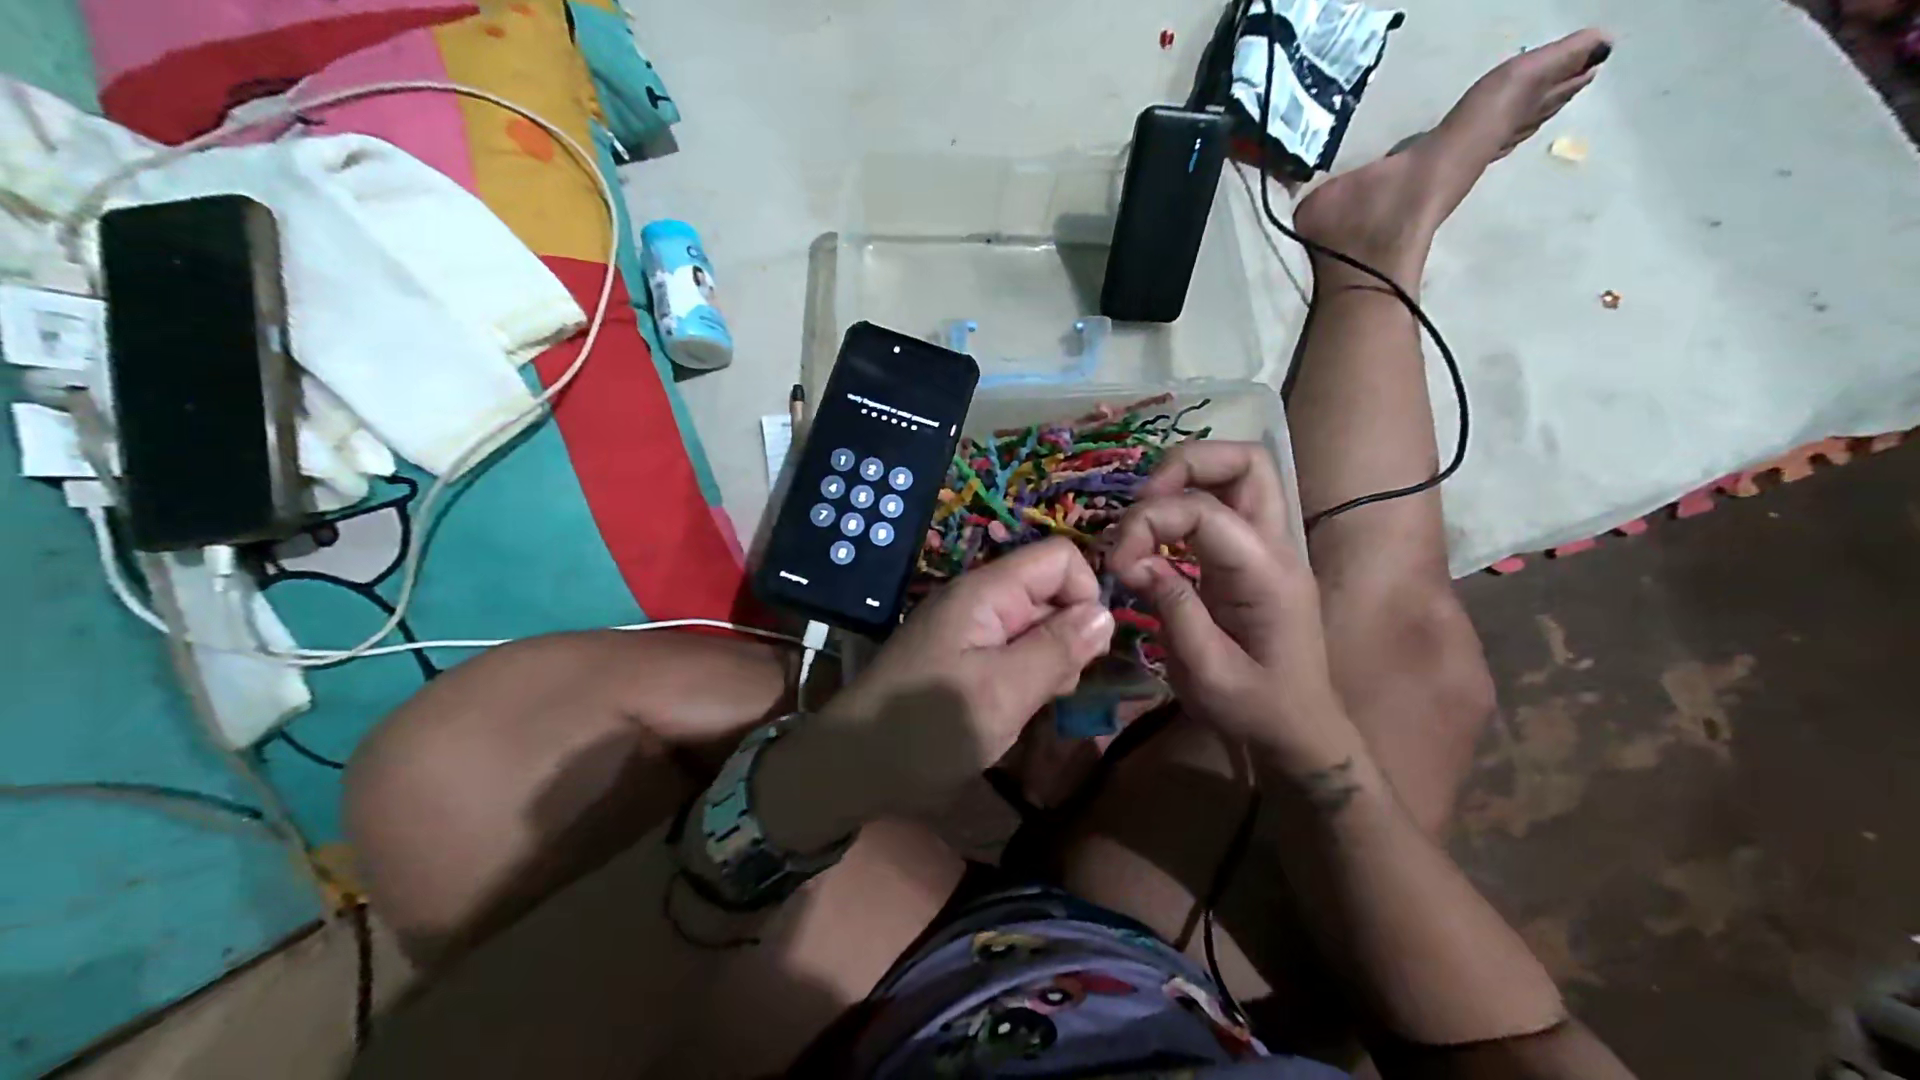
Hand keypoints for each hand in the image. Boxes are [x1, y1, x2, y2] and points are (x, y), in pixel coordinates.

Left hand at [758, 538, 1113, 848]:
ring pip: (1036, 628)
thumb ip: (1056, 650)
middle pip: (1050, 594)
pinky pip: (1013, 654)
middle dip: (1068, 639)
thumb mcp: (1001, 693)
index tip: (1085, 651)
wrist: (852, 768)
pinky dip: (1027, 679)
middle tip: (1054, 690)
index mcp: (985, 592)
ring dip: (1050, 665)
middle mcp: (979, 601)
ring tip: (1032, 707)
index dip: (1084, 595)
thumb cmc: (927, 728)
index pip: (1059, 558)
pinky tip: (1016, 712)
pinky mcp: (963, 660)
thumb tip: (1106, 612)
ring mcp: (969, 631)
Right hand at [1107, 443, 1358, 772]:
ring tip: (1144, 517)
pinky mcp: (1251, 556)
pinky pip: (1224, 502)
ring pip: (1238, 472)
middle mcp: (1275, 546)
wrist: (1299, 730)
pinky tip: (1157, 534)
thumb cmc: (1256, 709)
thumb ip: (1173, 610)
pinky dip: (1186, 501)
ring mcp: (1268, 547)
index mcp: (1267, 574)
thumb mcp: (1208, 673)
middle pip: (1245, 461)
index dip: (1150, 521)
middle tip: (1140, 506)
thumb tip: (1132, 561)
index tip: (1116, 562)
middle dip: (1183, 466)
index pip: (1205, 510)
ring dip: (1186, 478)